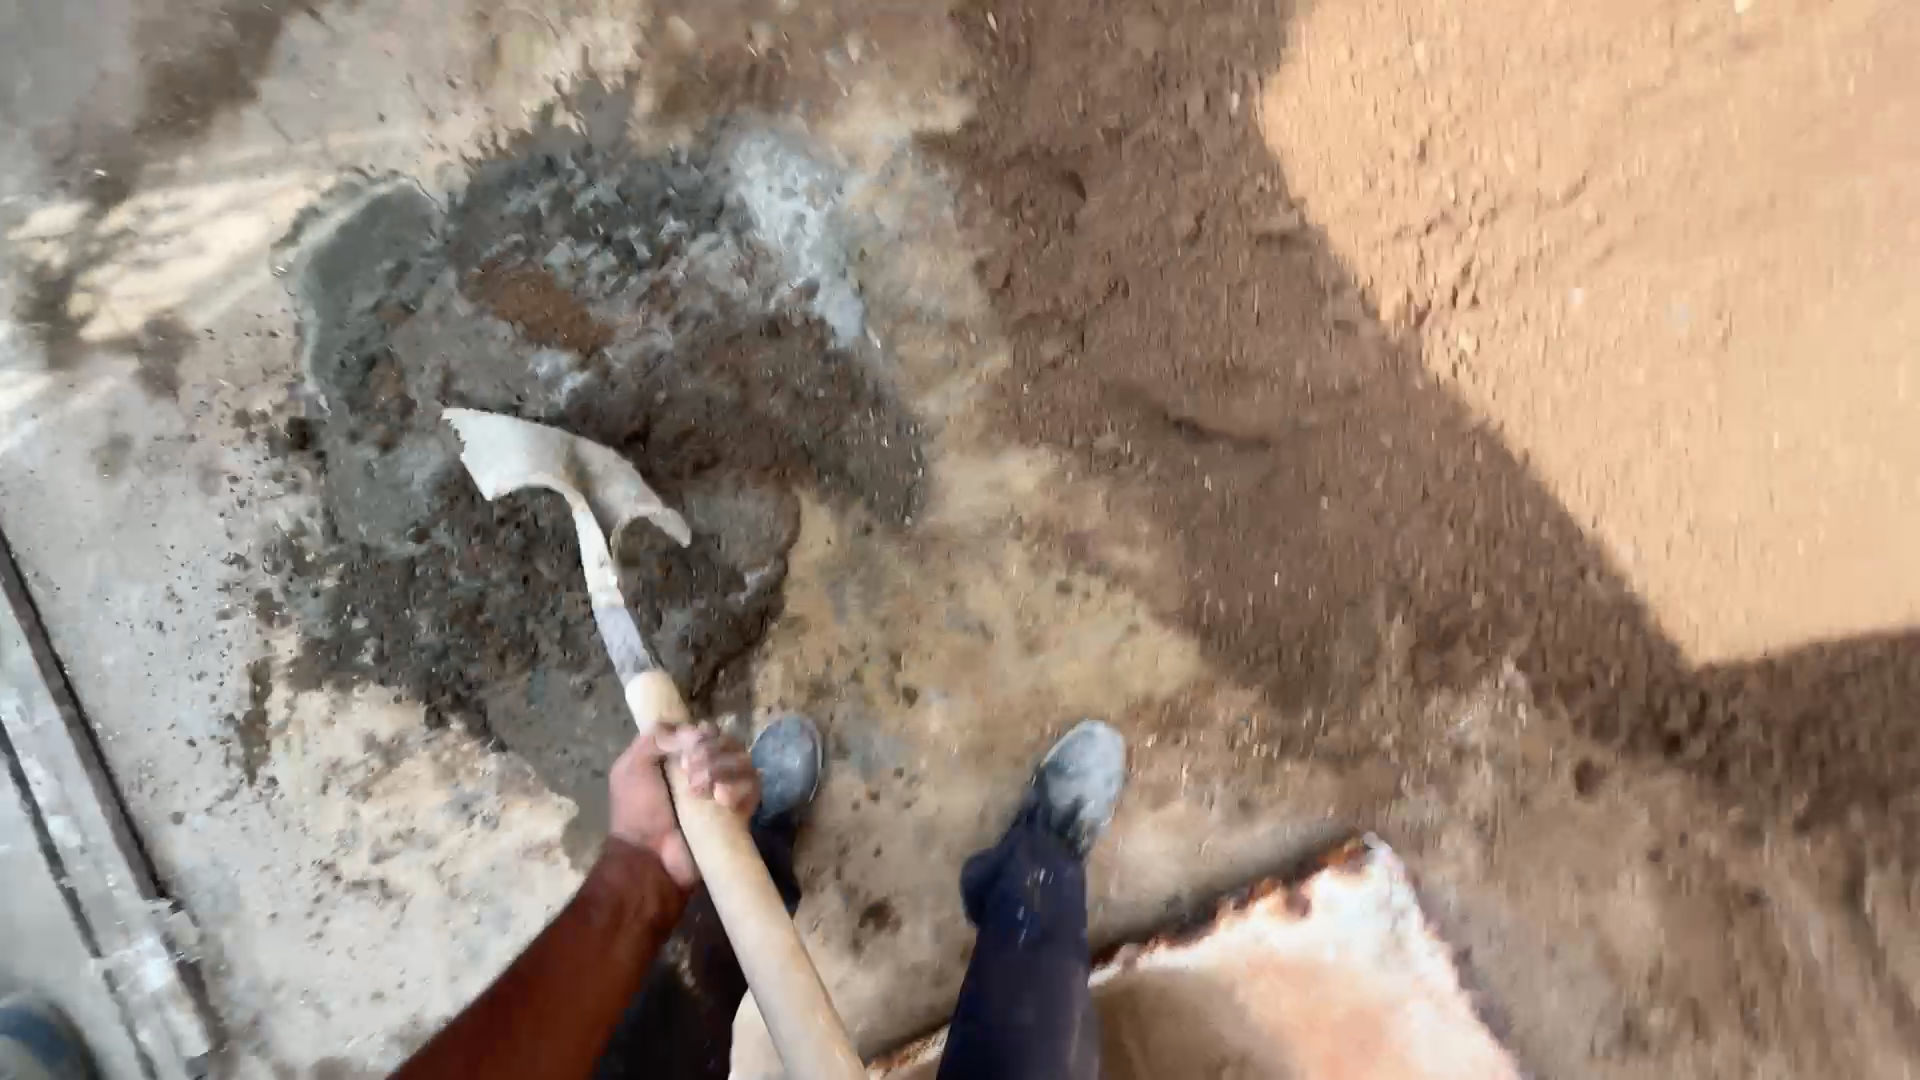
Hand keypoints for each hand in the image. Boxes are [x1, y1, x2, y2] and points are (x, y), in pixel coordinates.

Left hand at [607, 725, 759, 889]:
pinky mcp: (741, 808)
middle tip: (691, 775)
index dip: (700, 735)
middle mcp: (708, 768)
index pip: (707, 730)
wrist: (651, 858)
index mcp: (683, 756)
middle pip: (727, 741)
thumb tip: (695, 730)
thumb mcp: (632, 767)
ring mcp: (727, 788)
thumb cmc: (638, 812)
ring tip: (702, 791)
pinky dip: (739, 788)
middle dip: (710, 754)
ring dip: (723, 769)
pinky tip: (722, 801)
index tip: (687, 749)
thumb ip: (656, 737)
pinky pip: (754, 785)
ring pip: (743, 760)